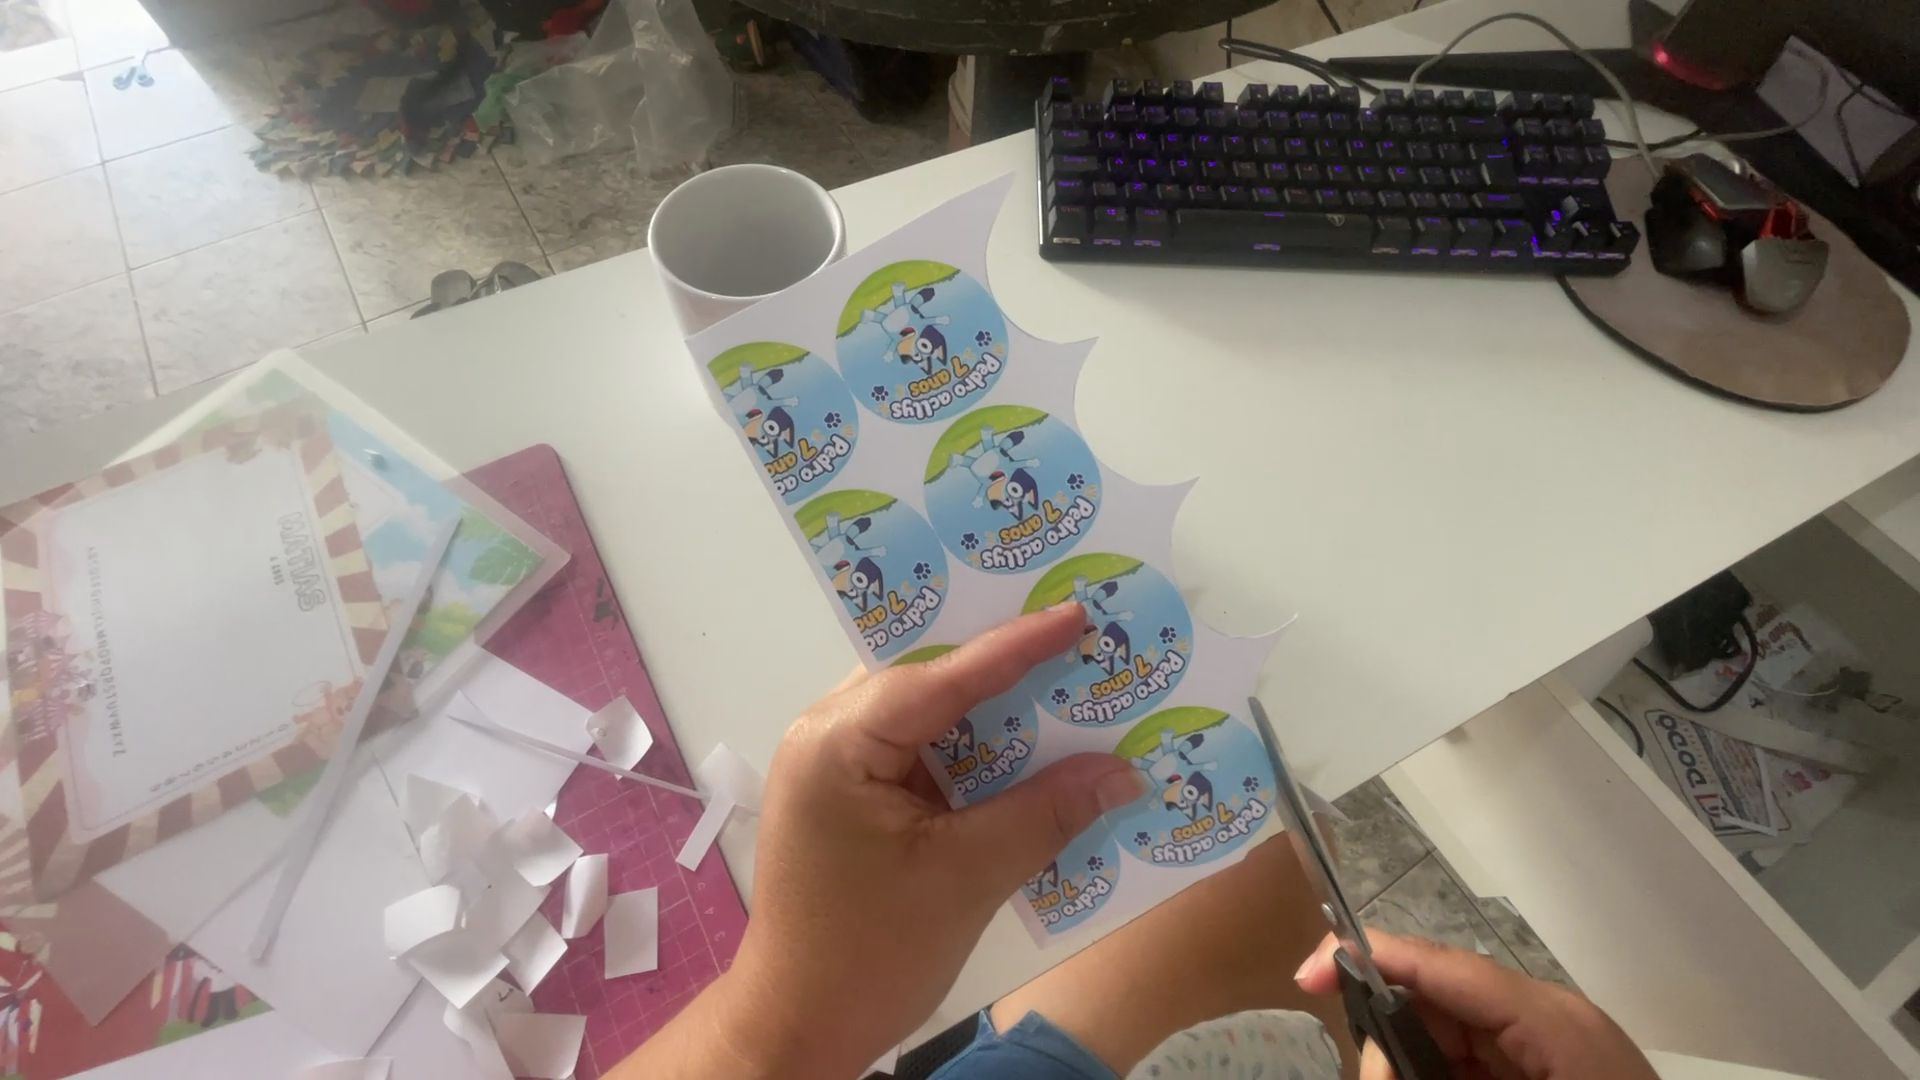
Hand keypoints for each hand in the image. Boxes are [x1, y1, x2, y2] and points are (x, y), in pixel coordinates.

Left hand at [617, 603, 1145, 1079]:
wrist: (797, 1028)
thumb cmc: (870, 954)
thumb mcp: (966, 879)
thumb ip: (1045, 813)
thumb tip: (1123, 772)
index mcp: (839, 741)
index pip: (942, 676)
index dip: (1016, 644)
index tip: (1073, 613)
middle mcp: (828, 732)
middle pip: (929, 681)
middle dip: (1000, 665)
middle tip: (1069, 638)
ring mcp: (835, 760)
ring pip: (926, 711)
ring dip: (988, 708)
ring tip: (1056, 685)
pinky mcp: (850, 788)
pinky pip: (919, 746)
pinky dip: (969, 748)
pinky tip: (1018, 748)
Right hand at [1295, 932, 1657, 1079]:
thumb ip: (1426, 1075)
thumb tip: (1374, 1063)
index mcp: (1552, 1020)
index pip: (1438, 962)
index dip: (1364, 957)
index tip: (1306, 978)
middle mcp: (1548, 1014)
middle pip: (1433, 995)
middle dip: (1388, 1033)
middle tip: (1375, 1076)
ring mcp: (1550, 1040)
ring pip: (1444, 1026)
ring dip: (1409, 1057)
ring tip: (1393, 1074)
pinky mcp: (1545, 1064)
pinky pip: (1468, 1053)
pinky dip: (1438, 1066)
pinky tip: (1419, 1072)